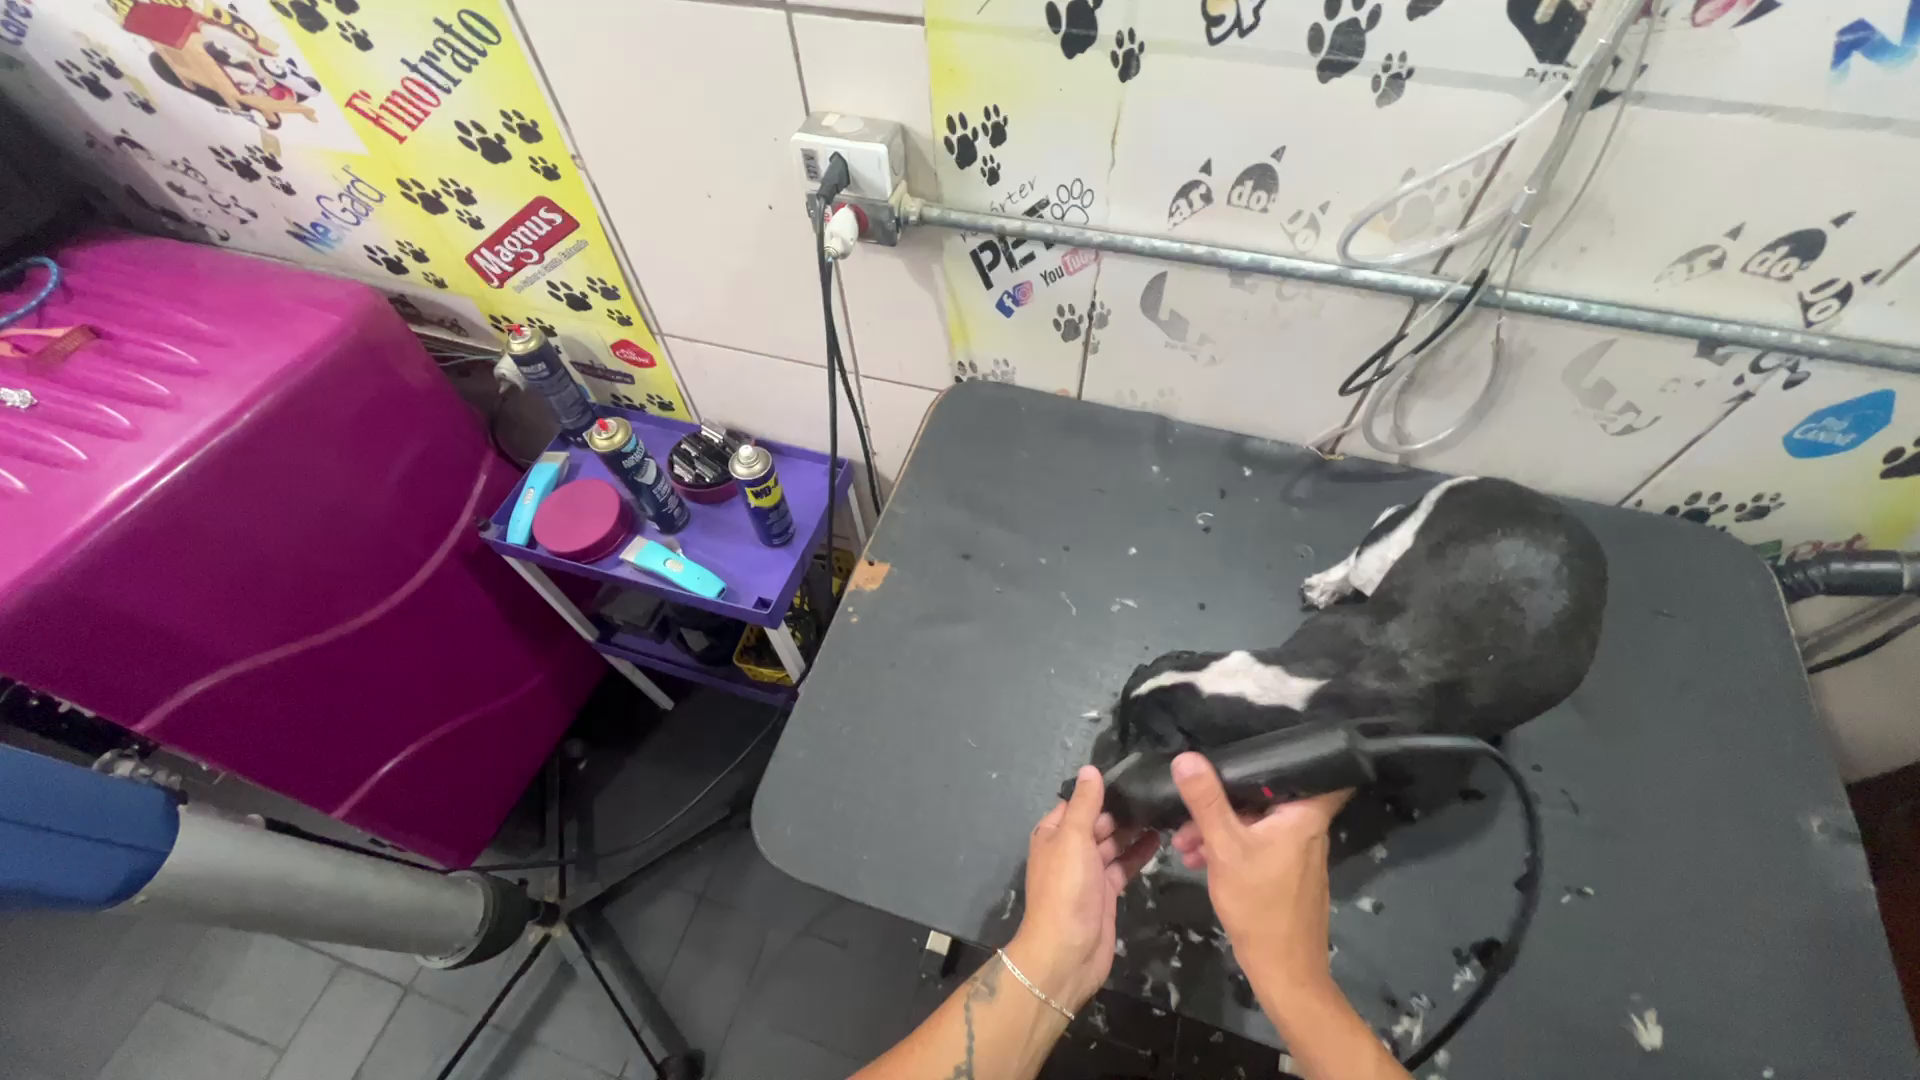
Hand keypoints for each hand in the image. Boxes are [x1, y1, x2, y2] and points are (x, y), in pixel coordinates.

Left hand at [1012, 765, 1159, 1009]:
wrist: (1067, 952)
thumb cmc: (1066, 888)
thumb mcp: (1072, 838)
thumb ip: (1084, 804)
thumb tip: (1090, 769)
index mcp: (1053, 832)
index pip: (1077, 801)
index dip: (1100, 789)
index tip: (1130, 773)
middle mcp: (1069, 848)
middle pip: (1097, 821)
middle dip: (1121, 809)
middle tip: (1155, 791)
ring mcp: (1088, 871)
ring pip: (1113, 843)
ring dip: (1133, 829)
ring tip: (1162, 811)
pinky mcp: (1106, 892)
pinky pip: (1123, 865)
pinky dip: (1138, 853)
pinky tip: (1159, 839)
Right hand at [1169, 752, 1350, 998]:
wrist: (1282, 970)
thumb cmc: (1260, 904)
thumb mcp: (1224, 847)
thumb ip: (1206, 801)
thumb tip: (1187, 757)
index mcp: (1304, 816)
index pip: (1322, 770)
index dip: (1302, 750)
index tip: (1270, 736)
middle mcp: (1306, 829)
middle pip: (1269, 794)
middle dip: (1227, 795)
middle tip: (1194, 801)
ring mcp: (1296, 852)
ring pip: (1256, 821)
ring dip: (1220, 824)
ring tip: (1183, 840)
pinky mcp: (1284, 872)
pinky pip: (1255, 842)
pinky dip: (1229, 844)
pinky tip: (1195, 857)